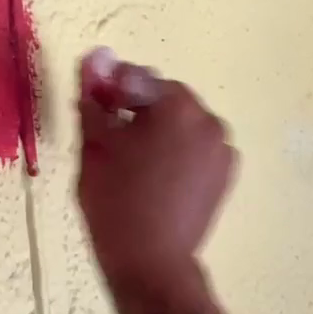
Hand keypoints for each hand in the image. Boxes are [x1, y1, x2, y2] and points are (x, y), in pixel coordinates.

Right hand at [76, 49, 236, 289]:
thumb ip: (94, 95)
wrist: (149, 258)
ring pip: (178, 125)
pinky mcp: (223, 176)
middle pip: (162, 99)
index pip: (136, 78)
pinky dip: (169, 152)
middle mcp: (210, 121)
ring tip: (125, 160)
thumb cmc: (113, 196)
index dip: (108, 91)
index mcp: (178, 107)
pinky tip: (147, 177)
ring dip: (152, 130)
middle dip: (133, 109)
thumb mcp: (94, 142)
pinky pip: (191, 149)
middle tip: (104, 137)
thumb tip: (95, 56)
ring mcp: (222, 150)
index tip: (89, 111)